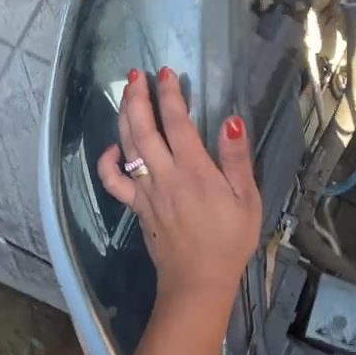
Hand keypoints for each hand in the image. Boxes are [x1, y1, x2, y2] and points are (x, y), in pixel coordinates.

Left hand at [96, 67, 261, 312]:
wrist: (198, 282)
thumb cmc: (229, 240)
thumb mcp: (247, 199)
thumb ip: (236, 159)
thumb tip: (231, 120)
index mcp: (194, 171)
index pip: (177, 123)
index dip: (170, 95)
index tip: (167, 73)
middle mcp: (164, 176)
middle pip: (143, 129)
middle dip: (137, 98)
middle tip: (136, 75)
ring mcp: (146, 192)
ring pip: (127, 147)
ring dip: (124, 118)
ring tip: (126, 95)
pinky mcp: (137, 207)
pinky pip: (114, 181)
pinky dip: (108, 161)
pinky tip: (115, 146)